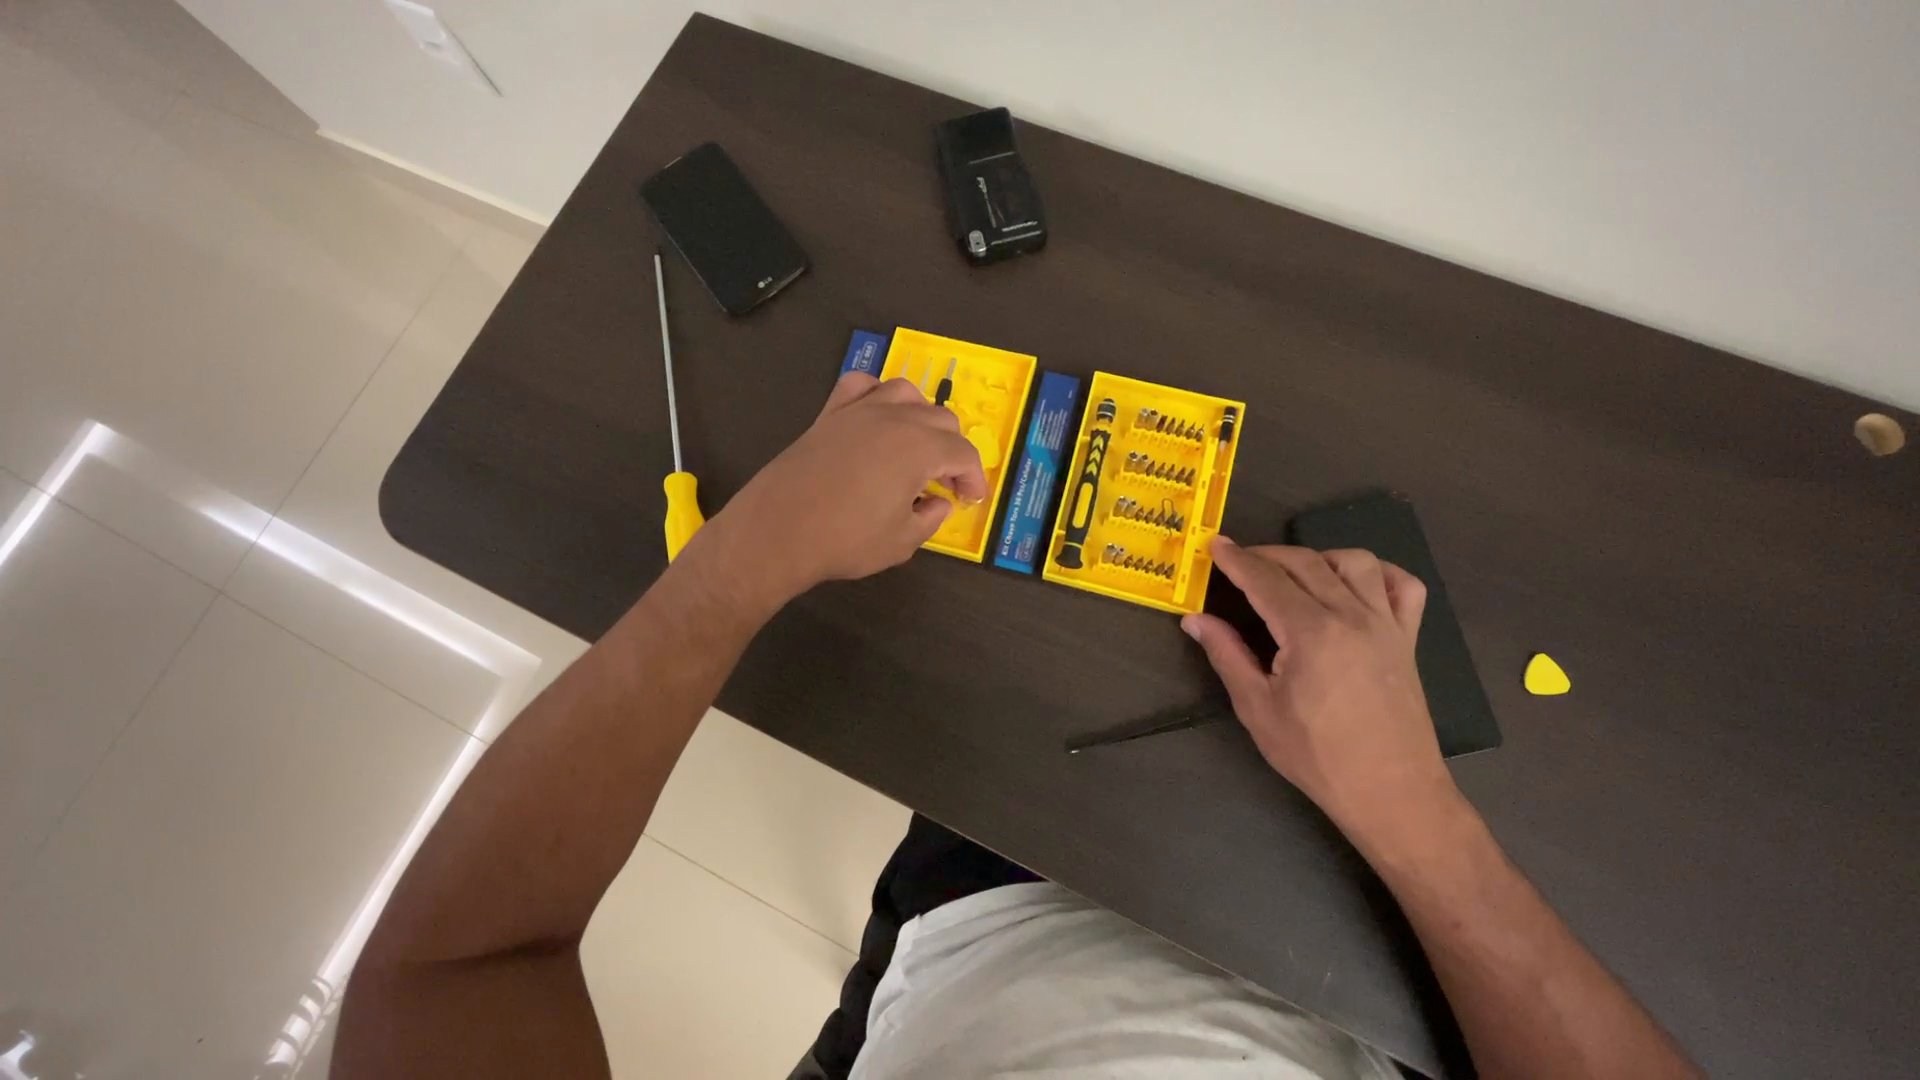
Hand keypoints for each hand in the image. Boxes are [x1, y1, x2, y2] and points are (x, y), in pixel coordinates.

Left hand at [700, 373, 986, 602]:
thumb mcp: (901, 542)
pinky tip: (877, 415)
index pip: (963, 454)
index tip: (971, 500)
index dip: (974, 478)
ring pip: (906, 392)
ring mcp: (858, 411)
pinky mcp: (829, 415)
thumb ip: (930, 519)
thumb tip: (938, 503)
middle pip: (941, 418)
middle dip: (953, 450)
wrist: (776, 532)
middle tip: (946, 484)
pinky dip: (876, 394)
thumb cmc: (845, 540)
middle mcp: (894, 418)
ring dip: (922, 416)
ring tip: (918, 446)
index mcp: (920, 448)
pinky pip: (860, 385)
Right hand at [1181, 538, 1460, 845]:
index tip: (1214, 544)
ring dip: (1318, 556)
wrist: (1391, 791)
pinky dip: (1377, 572)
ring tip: (1293, 573)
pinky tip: (1354, 583)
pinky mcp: (1408, 638)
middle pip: (1305, 563)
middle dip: (1266, 555)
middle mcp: (1352, 615)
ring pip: (1354, 561)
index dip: (1236, 560)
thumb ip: (1227, 655)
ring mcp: (1386, 624)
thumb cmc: (1316, 756)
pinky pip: (1402, 585)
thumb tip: (1195, 619)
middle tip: (1239, 561)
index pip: (1265, 580)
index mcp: (1311, 632)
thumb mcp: (1257, 709)